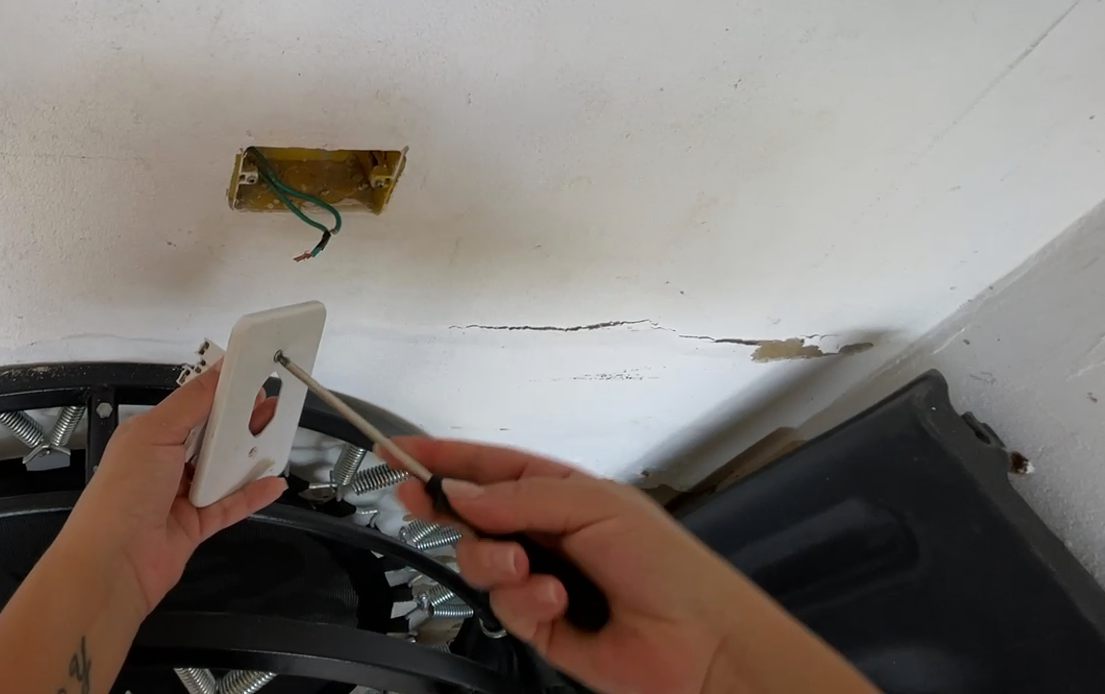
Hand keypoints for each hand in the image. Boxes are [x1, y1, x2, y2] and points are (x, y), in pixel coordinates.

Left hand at [62, 364, 287, 615]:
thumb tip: (219, 370)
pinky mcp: (195, 525)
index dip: (221, 392)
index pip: (192, 405)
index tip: (250, 378)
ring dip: (250, 454)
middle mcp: (166, 461)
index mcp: (151, 433)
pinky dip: (252, 494)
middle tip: (272, 405)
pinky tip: (273, 482)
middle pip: (211, 436)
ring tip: (279, 435)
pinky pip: (230, 505)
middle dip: (241, 420)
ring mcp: (181, 494)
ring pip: (223, 469)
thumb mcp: (157, 432)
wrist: (112, 564)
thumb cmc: (126, 489)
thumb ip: (193, 402)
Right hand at [395, 438, 875, 693]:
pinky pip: (505, 605)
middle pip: (467, 511)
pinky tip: (558, 603)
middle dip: (440, 505)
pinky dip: (524, 600)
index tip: (394, 451)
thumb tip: (457, 492)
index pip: (484, 465)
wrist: (710, 653)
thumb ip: (517, 498)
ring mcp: (536, 577)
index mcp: (553, 491)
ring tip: (525, 566)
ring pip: (477, 559)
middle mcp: (538, 531)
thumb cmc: (662, 564)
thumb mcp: (591, 506)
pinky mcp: (540, 624)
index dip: (439, 456)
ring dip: (492, 560)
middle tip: (414, 500)